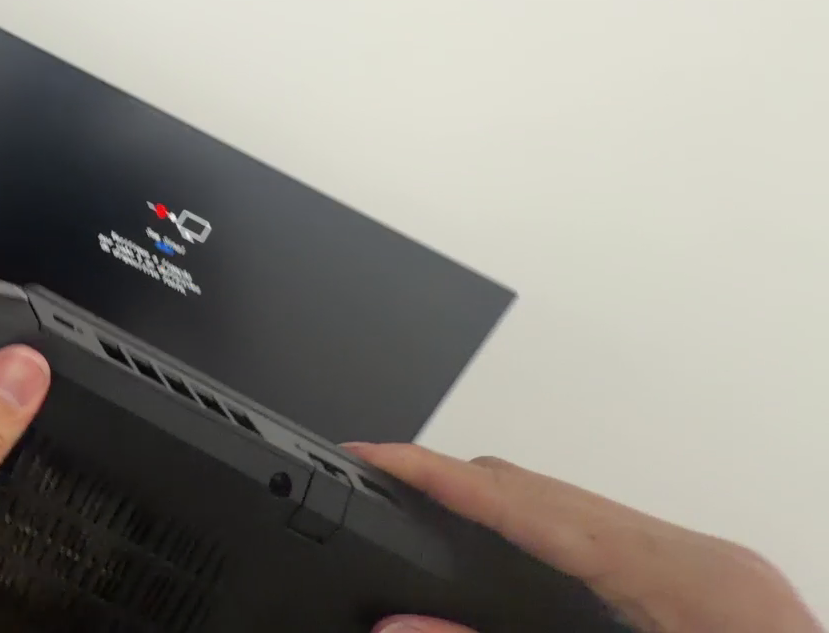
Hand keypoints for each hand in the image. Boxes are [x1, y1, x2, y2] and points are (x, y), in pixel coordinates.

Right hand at [350, 443, 822, 632]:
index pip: (526, 501)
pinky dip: (522, 525)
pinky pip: (586, 526)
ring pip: (558, 500)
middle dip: (442, 479)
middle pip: (534, 487)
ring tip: (415, 503)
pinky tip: (489, 541)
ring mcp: (706, 569)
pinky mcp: (702, 585)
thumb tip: (399, 625)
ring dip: (480, 500)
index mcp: (691, 583)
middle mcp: (701, 559)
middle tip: (371, 480)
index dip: (433, 472)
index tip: (367, 456)